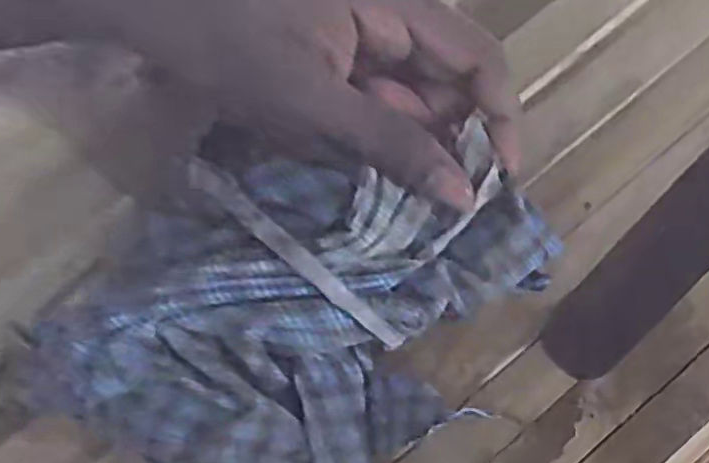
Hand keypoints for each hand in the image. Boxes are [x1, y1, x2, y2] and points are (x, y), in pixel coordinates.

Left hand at [75, 0, 520, 209]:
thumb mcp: (310, 98)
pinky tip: (347, 126)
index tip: (494, 178)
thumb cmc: (208, 30)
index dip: (500, 121)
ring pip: (424, 92)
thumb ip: (394, 147)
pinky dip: (381, 122)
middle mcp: (389, 4)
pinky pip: (390, 91)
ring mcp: (367, 20)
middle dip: (443, 133)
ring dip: (406, 132)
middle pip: (455, 80)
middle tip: (407, 167)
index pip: (480, 59)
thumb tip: (465, 198)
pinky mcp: (346, 38)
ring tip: (352, 135)